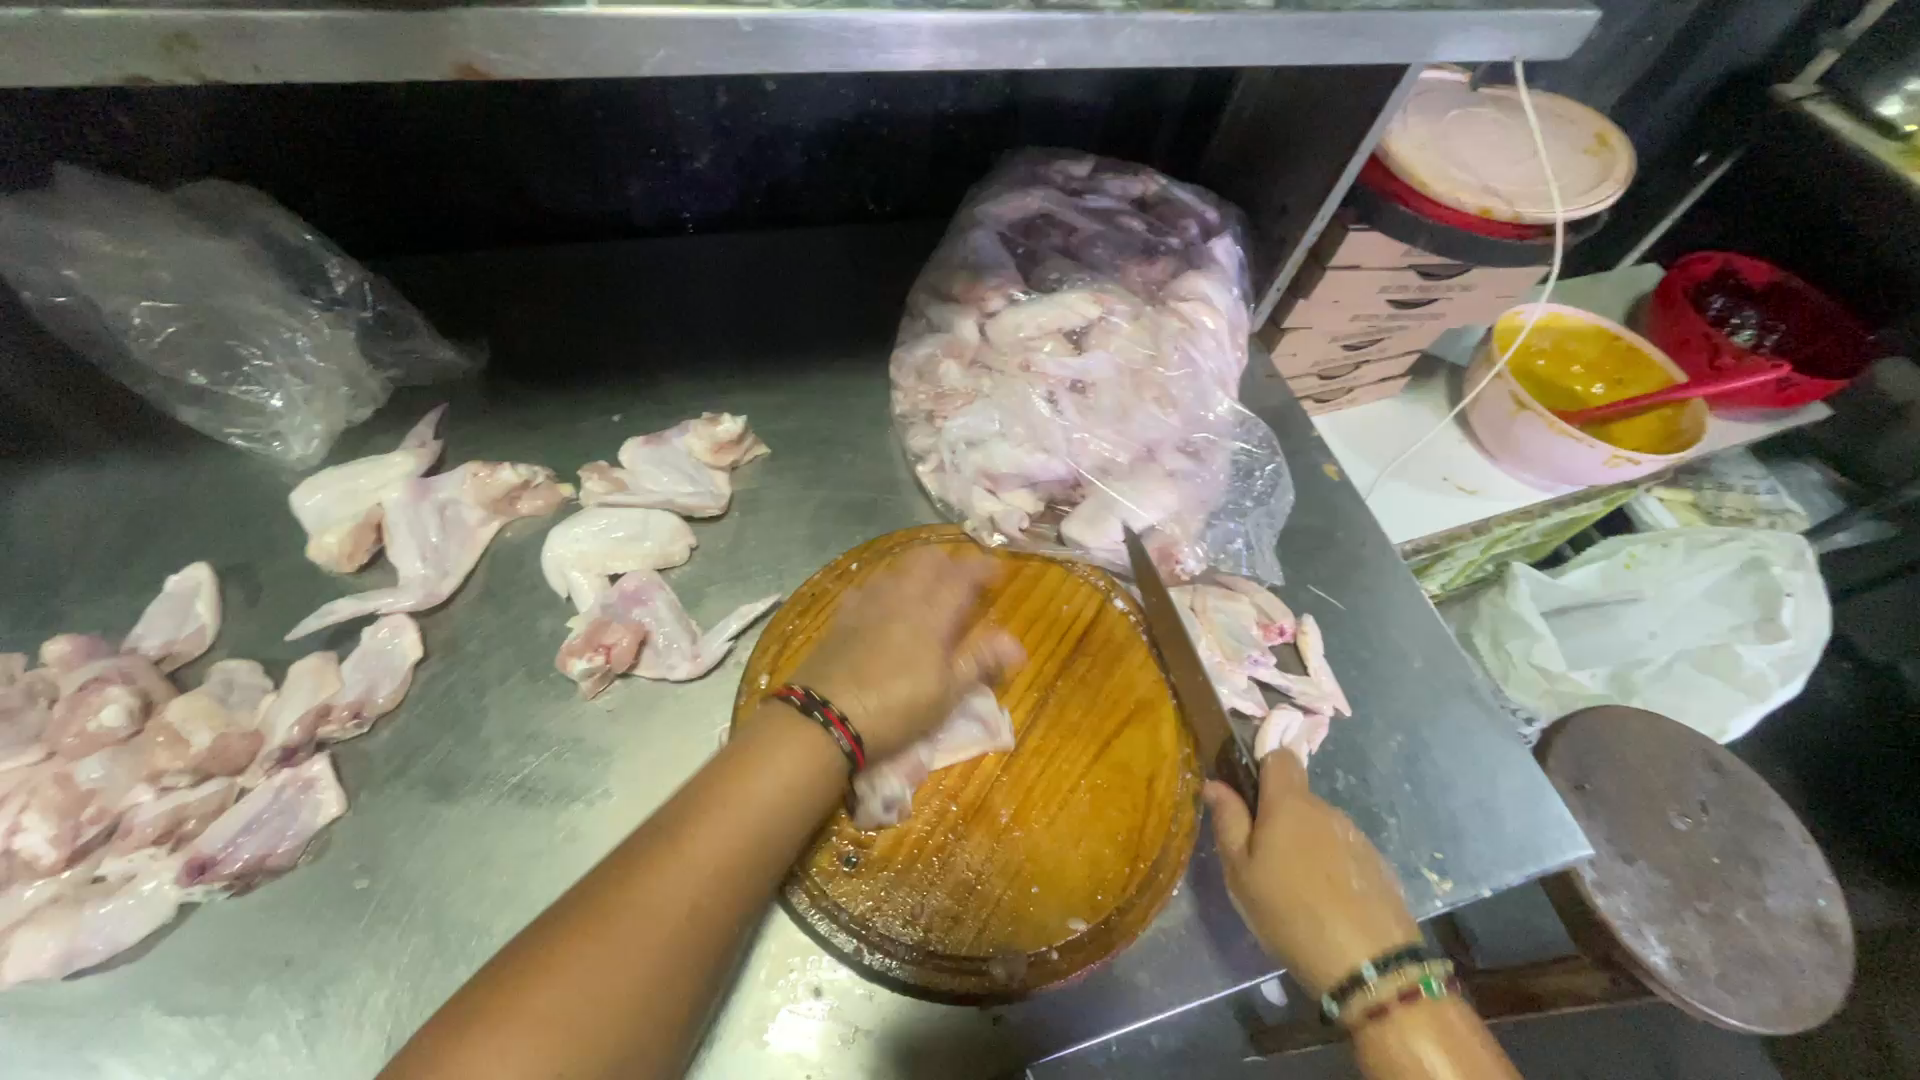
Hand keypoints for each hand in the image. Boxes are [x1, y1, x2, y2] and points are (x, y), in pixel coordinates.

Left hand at [787, 545, 1024, 761]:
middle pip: (926, 560)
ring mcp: (866, 604)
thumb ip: (979, 662)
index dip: (983, 568)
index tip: (998, 571)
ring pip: (896, 568)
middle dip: (948, 562)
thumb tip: (1017, 644)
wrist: (824, 718)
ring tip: (927, 589)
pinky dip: (886, 586)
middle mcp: (899, 597)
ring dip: (917, 571)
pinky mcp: (841, 617)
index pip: (962, 575)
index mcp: (931, 613)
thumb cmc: (895, 709)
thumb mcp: (945, 694)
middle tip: (963, 581)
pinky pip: (868, 586)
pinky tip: (885, 603)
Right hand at [1204, 752, 1420, 997]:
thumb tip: (1215, 784)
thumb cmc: (1289, 912)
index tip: (1246, 796)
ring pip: (1319, 828)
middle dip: (1277, 818)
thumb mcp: (1241, 872)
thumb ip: (1228, 822)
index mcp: (1289, 804)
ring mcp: (1357, 838)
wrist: (1370, 966)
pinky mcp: (1378, 867)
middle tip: (1261, 861)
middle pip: (1297, 799)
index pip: (1280, 757)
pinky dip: (1329, 869)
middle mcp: (1327, 810)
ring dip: (1304, 846)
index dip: (1261, 766)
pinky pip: (1342, 853)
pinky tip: (1324, 904)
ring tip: (1293, 891)